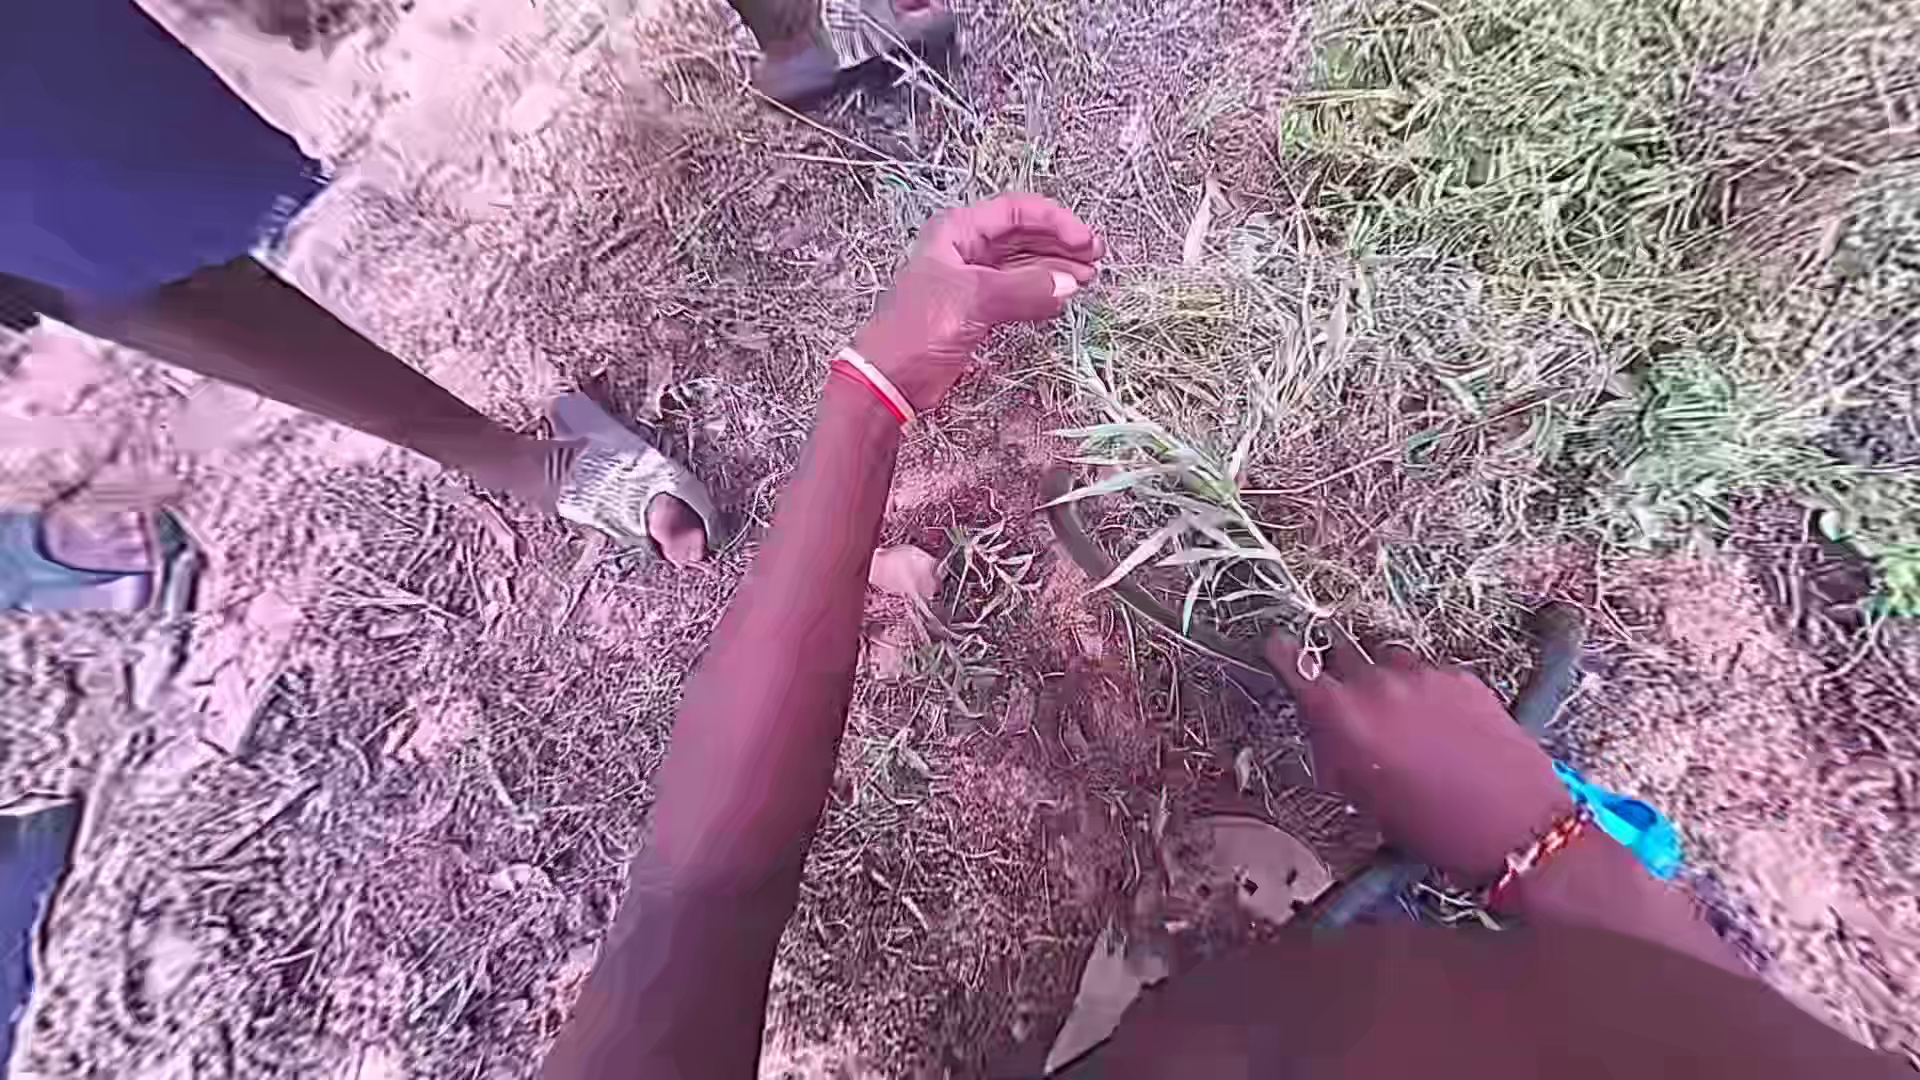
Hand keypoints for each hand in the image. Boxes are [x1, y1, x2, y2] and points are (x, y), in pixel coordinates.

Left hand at [854, 194, 1104, 410]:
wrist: (892, 379)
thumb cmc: (919, 329)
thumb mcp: (972, 299)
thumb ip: (1023, 290)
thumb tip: (1068, 286)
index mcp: (958, 232)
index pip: (1016, 213)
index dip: (1055, 222)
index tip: (1084, 241)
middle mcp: (966, 252)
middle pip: (1024, 239)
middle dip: (1060, 247)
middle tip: (1093, 260)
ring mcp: (973, 284)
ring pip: (1023, 269)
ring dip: (1054, 273)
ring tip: (1086, 280)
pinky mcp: (977, 314)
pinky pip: (1017, 297)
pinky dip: (1039, 298)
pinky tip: (1060, 301)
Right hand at [1266, 634, 1572, 880]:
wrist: (1520, 834)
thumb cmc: (1426, 823)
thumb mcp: (1356, 789)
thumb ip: (1329, 743)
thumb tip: (1321, 721)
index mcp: (1339, 712)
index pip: (1293, 660)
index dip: (1281, 650)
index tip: (1279, 645)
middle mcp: (1373, 683)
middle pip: (1339, 650)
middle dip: (1340, 669)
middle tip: (1355, 696)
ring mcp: (1419, 675)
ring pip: (1384, 656)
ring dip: (1383, 675)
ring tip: (1403, 710)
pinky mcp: (1460, 677)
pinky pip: (1427, 670)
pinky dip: (1424, 687)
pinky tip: (1442, 720)